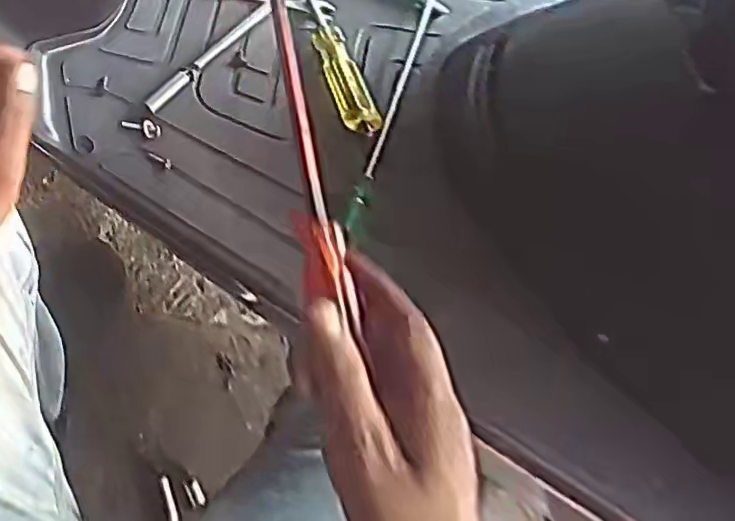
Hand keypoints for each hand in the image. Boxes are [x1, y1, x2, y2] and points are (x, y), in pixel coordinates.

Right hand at [304, 254, 479, 520]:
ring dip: (331, 349)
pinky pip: (363, 378)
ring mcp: (413, 413)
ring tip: (310, 374)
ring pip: (366, 352)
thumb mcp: (361, 440)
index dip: (364, 273)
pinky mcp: (397, 427)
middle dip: (338, 307)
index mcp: (428, 396)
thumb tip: (321, 310)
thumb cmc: (399, 515)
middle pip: (379, 328)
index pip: (399, 314)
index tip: (331, 241)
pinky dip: (335, 371)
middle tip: (306, 286)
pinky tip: (320, 393)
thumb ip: (340, 372)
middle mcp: (425, 398)